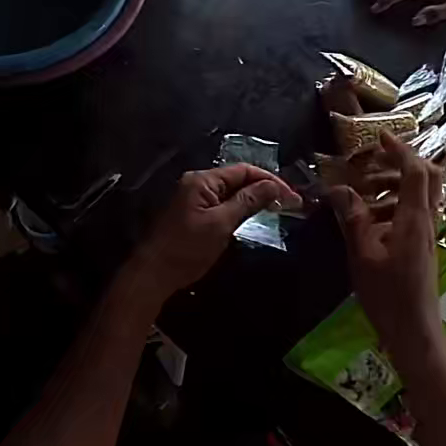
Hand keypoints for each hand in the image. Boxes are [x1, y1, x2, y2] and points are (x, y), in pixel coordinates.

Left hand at [128, 164, 299, 297]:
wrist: (153, 275)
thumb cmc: (186, 250)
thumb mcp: (221, 224)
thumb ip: (247, 202)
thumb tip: (273, 185)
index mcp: (202, 180)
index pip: (243, 170)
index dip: (270, 180)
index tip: (292, 195)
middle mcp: (198, 183)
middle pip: (238, 178)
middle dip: (264, 188)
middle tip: (290, 203)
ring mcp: (194, 198)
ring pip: (231, 191)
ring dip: (254, 198)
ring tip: (278, 208)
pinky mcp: (194, 213)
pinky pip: (222, 203)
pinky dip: (241, 207)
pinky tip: (254, 216)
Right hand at [326, 133, 445, 375]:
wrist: (414, 330)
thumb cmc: (387, 295)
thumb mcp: (362, 255)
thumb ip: (353, 219)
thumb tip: (338, 190)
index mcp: (414, 219)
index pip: (416, 171)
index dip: (401, 149)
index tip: (380, 138)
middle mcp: (428, 221)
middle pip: (430, 177)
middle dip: (405, 160)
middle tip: (376, 159)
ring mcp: (429, 234)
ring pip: (423, 194)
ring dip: (398, 182)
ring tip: (367, 188)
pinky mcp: (424, 246)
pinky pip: (416, 211)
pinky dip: (398, 202)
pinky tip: (373, 216)